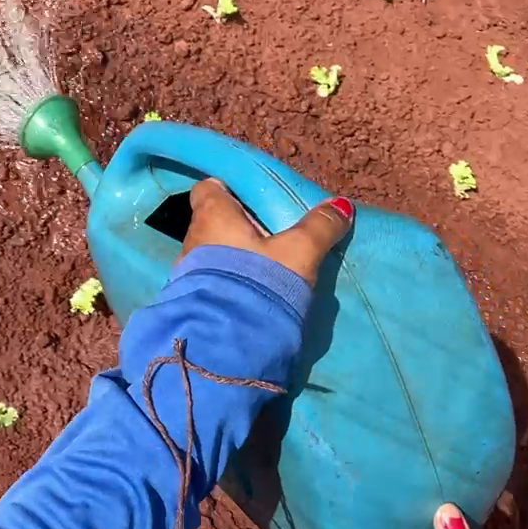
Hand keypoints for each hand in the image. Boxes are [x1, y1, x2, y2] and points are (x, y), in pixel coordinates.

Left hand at [179, 179, 353, 283]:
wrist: (227, 341)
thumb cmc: (259, 281)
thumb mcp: (299, 252)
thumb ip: (319, 227)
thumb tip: (341, 204)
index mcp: (212, 215)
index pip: (207, 188)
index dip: (228, 189)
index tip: (252, 199)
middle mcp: (192, 237)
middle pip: (212, 220)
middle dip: (237, 225)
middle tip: (269, 234)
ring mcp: (187, 270)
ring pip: (211, 251)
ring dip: (232, 255)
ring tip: (264, 265)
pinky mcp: (190, 298)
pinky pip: (209, 278)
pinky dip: (227, 278)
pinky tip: (250, 290)